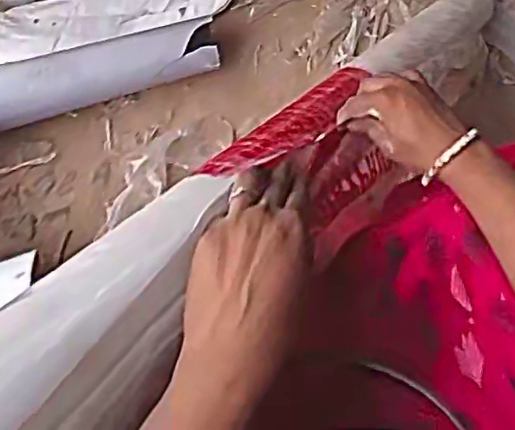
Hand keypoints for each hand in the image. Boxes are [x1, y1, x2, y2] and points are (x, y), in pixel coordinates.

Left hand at [173, 165, 309, 413]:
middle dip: (282, 171)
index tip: (304, 164)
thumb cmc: (277, 329)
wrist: (228, 352)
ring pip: (245, 187)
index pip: (300, 188)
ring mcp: (232, 222)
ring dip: (255, 180)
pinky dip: (231, 214)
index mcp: (294, 226)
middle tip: (286, 163)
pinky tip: (232, 219)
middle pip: (274, 181)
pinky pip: (222, 216)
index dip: (302, 175)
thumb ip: (304, 246)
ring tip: (257, 175)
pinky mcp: (207, 236)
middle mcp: (264, 215)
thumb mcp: (307, 281)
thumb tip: (300, 233)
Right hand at [337, 73, 468, 173]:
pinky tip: (392, 96)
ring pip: (383, 77)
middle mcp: (395, 84)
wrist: (452, 149)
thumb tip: (355, 123)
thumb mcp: (389, 145)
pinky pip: (401, 76)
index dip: (345, 114)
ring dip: (374, 89)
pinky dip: (392, 83)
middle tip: (355, 116)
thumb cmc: (420, 151)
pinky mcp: (423, 84)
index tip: (341, 123)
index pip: (355, 103)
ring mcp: (411, 81)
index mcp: (383, 99)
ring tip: (372, 106)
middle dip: (358, 99)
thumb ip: (369, 129)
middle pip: (367, 85)